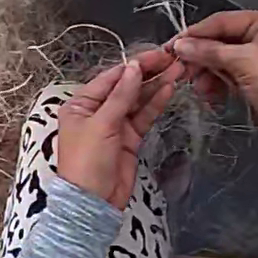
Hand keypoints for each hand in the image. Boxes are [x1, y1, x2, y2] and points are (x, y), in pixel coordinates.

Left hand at [56, 49, 181, 209]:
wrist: (93, 202)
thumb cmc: (86, 162)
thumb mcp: (101, 124)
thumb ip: (121, 95)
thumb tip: (133, 68)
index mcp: (80, 104)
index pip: (110, 78)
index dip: (133, 65)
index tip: (156, 55)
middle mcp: (97, 112)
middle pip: (125, 87)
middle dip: (148, 73)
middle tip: (171, 59)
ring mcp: (114, 125)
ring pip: (137, 100)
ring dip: (156, 86)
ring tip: (177, 70)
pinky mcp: (129, 138)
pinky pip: (143, 116)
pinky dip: (155, 103)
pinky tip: (169, 89)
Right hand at [171, 10, 257, 139]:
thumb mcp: (245, 62)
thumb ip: (210, 51)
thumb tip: (180, 44)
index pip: (222, 21)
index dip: (195, 34)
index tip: (171, 47)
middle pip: (221, 41)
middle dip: (201, 57)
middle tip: (182, 72)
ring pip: (223, 60)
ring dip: (208, 73)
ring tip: (199, 88)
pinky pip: (231, 75)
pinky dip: (218, 84)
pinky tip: (211, 95)